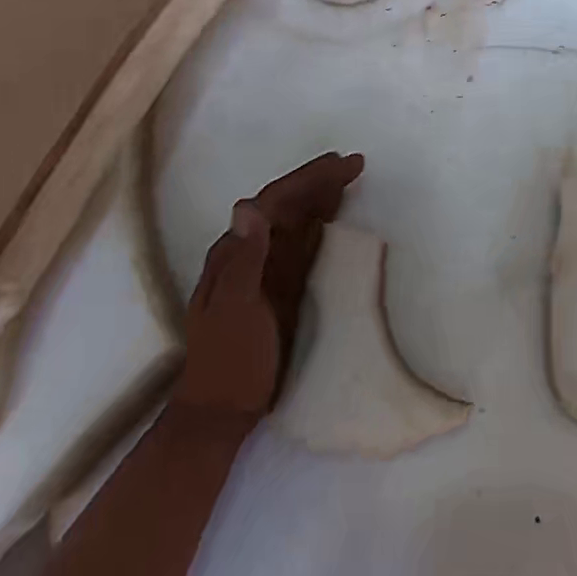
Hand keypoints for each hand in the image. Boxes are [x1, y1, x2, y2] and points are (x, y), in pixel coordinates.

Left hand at [172, 152, 364, 419]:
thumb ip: (244, 259)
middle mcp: (250, 254)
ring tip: (349, 180)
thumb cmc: (227, 359)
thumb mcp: (234, 308)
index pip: (274, 202)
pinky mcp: (281, 291)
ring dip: (321, 200)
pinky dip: (320, 230)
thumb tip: (248, 205)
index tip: (341, 164)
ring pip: (298, 224)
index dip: (307, 179)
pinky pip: (304, 250)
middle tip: (355, 164)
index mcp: (235, 251)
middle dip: (319, 182)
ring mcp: (267, 272)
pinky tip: (332, 222)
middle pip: (288, 207)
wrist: (221, 411)